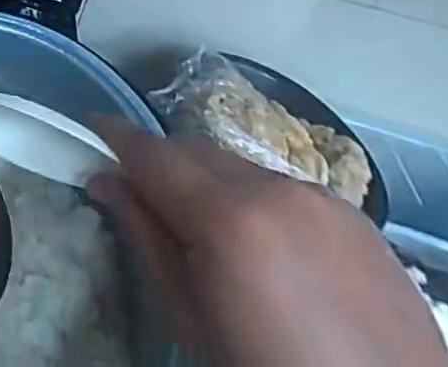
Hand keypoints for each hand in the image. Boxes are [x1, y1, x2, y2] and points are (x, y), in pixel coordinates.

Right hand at [87, 117, 447, 366]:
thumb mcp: (190, 317)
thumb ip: (145, 236)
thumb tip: (105, 181)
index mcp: (227, 218)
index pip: (150, 152)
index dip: (114, 135)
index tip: (91, 129)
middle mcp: (274, 188)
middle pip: (191, 149)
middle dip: (160, 162)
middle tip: (143, 192)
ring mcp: (321, 198)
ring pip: (236, 163)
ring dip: (206, 178)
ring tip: (205, 224)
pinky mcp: (356, 215)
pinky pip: (280, 185)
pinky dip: (252, 195)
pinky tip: (261, 240)